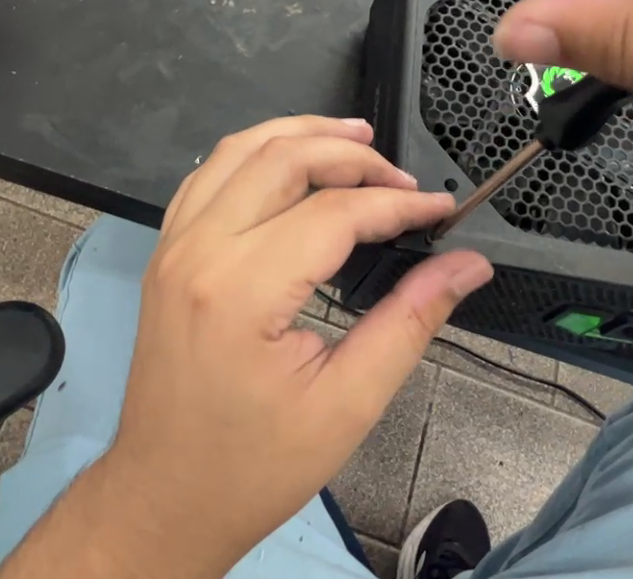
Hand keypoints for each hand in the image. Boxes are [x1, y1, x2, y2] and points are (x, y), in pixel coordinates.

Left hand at [1, 116, 491, 578]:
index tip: (441, 210)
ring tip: (355, 138)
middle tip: (402, 178)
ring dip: (301, 134)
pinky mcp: (166, 251)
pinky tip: (291, 161)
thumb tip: (468, 265)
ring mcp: (173, 245)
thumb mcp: (347, 404)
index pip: (334, 213)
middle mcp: (199, 250)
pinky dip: (256, 152)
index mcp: (242, 291)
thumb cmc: (254, 465)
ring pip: (239, 150)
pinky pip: (210, 174)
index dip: (397, 204)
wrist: (164, 497)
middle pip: (283, 159)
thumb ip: (410, 321)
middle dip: (352, 156)